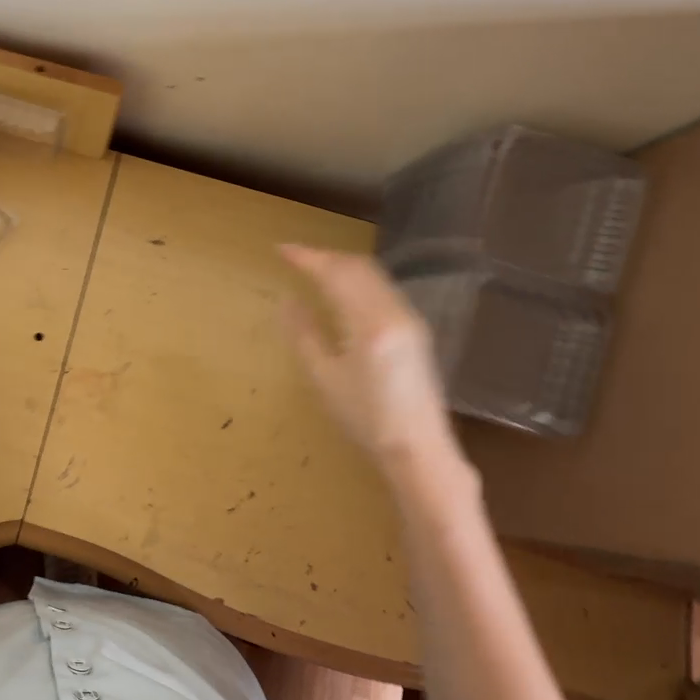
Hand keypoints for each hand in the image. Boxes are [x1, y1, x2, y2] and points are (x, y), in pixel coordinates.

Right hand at [278, 245, 458, 477]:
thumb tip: (288, 300)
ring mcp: (409, 318)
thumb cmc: (365, 419)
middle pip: (358, 267)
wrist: (419, 448)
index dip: (307, 258)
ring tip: (315, 269)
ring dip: (342, 265)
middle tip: (295, 258)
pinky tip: (343, 291)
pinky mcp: (415, 329)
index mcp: (369, 323)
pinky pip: (383, 288)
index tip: (281, 250)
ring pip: (373, 274)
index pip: (335, 274)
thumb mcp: (324, 378)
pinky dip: (358, 279)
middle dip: (325, 257)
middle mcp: (393, 311)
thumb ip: (304, 333)